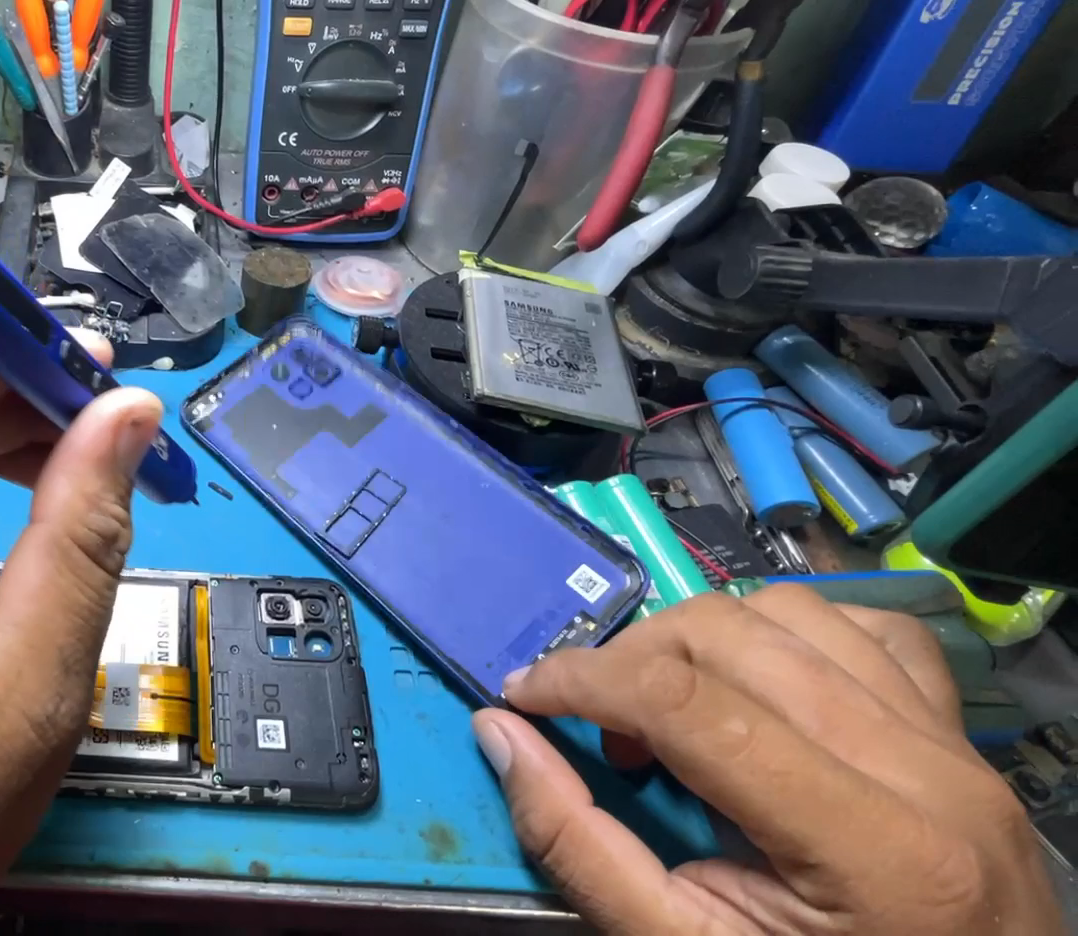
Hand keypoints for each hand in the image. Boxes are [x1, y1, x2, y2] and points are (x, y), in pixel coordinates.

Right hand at [472, 584, 1059, 933]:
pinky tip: (757, 683)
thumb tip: (497, 730)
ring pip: (785, 611)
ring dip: (696, 639)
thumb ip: (575, 844)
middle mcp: (925, 771)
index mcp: (871, 847)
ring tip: (672, 705)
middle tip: (598, 727)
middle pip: (723, 634)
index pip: (681, 699)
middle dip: (625, 660)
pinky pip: (865, 630)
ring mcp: (954, 746)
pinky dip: (789, 634)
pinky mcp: (961, 736)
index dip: (577, 680)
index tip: (521, 697)